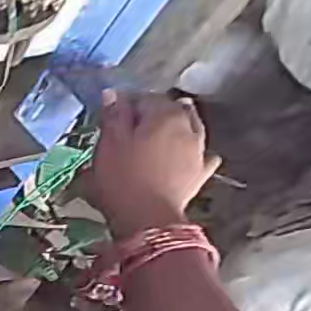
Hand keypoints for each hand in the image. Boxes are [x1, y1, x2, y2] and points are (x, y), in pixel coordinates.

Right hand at [85, 90, 221, 236]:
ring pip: (190, 127)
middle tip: (131, 123)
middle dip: (153, 111)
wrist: (147, 217)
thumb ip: (114, 116)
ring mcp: (199, 149)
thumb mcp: (109, 145)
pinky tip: (184, 155)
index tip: (110, 112)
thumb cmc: (121, 179)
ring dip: (174, 126)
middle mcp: (189, 126)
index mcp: (164, 116)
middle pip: (172, 109)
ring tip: (156, 134)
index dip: (126, 102)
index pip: (145, 97)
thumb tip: (114, 93)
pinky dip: (190, 150)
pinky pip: (199, 153)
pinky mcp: (201, 171)